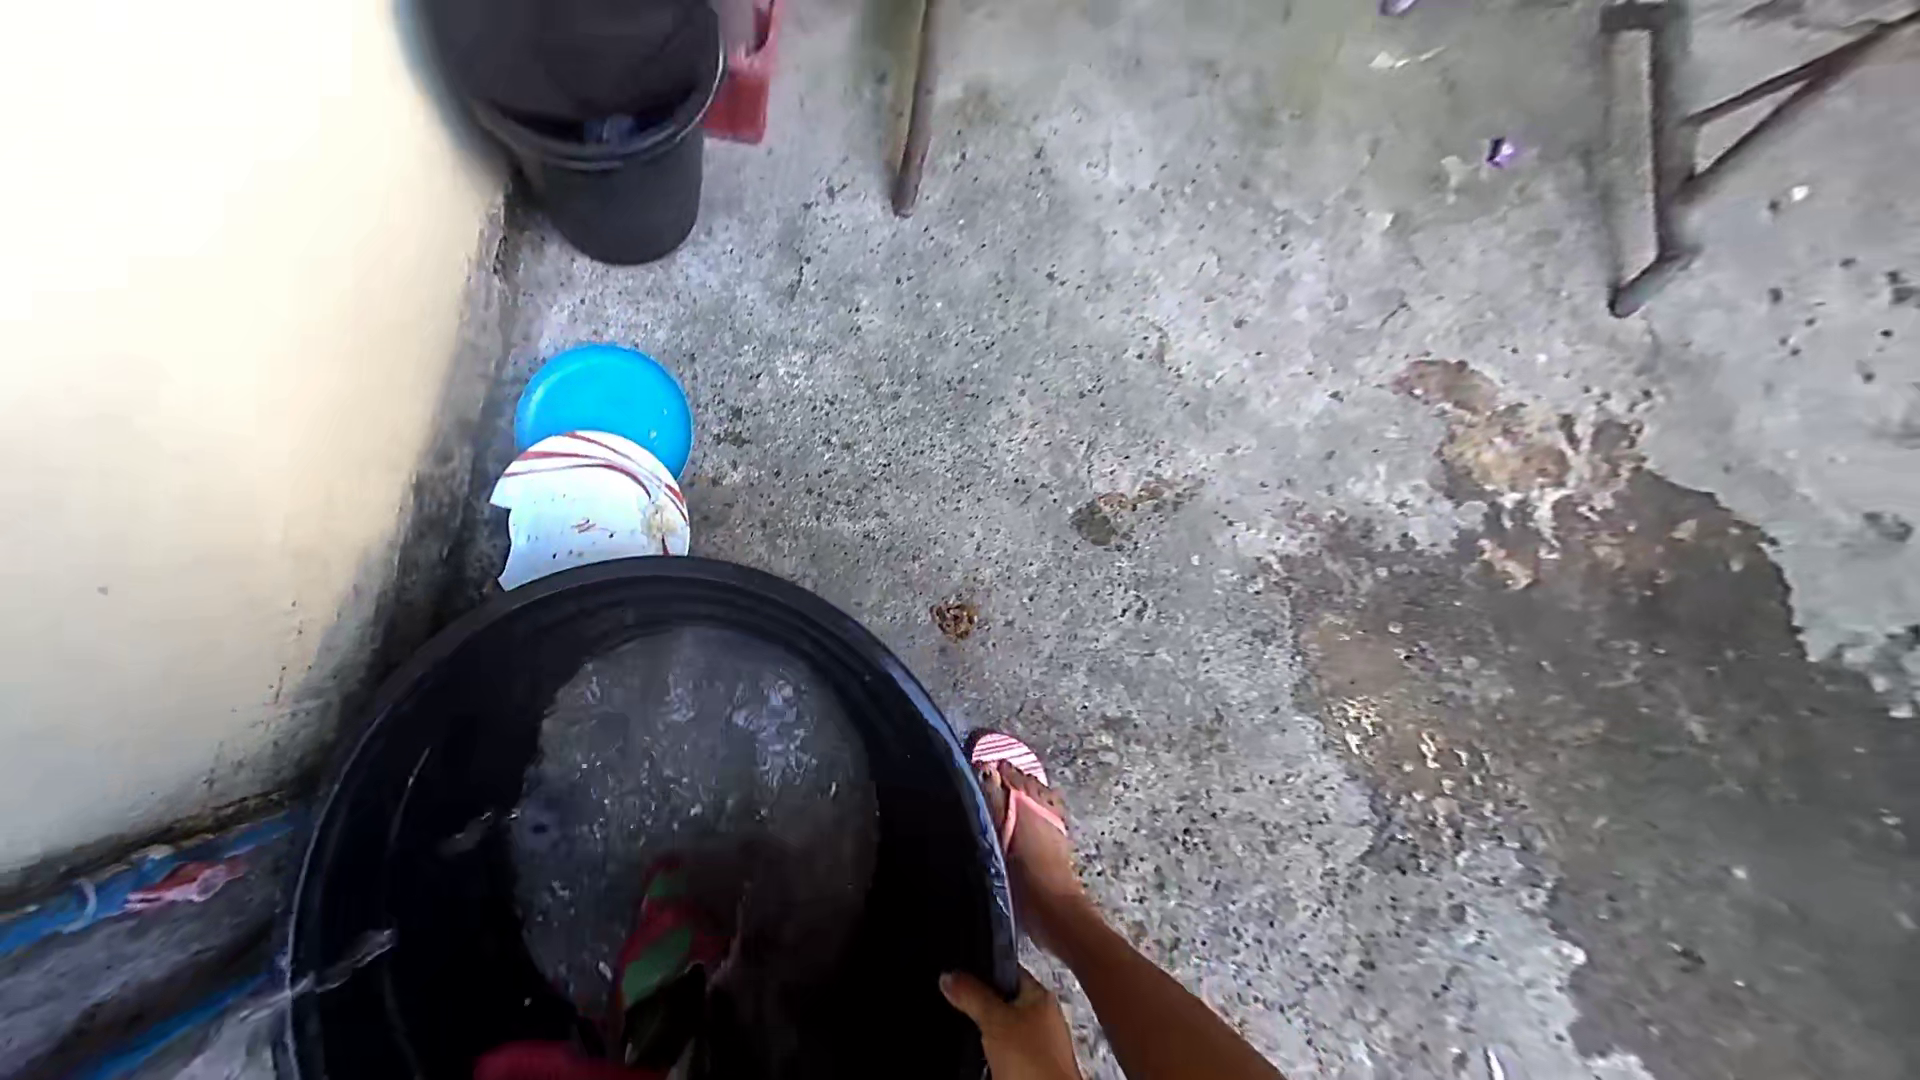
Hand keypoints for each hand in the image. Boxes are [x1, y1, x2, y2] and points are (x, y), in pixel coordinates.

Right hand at [940, 968, 1081, 1079]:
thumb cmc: (1034, 1063)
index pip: (1010, 971)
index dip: (987, 969)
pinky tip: (983, 1063)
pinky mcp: (1031, 1073)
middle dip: (984, 1008)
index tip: (964, 973)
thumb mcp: (994, 1020)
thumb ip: (972, 995)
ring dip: (988, 1038)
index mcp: (1041, 997)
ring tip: (974, 1041)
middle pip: (1005, 1004)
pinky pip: (1006, 1059)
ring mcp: (1039, 1049)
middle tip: (964, 1008)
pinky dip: (993, 1060)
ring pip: (1004, 1034)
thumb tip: (949, 976)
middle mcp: (1044, 1020)